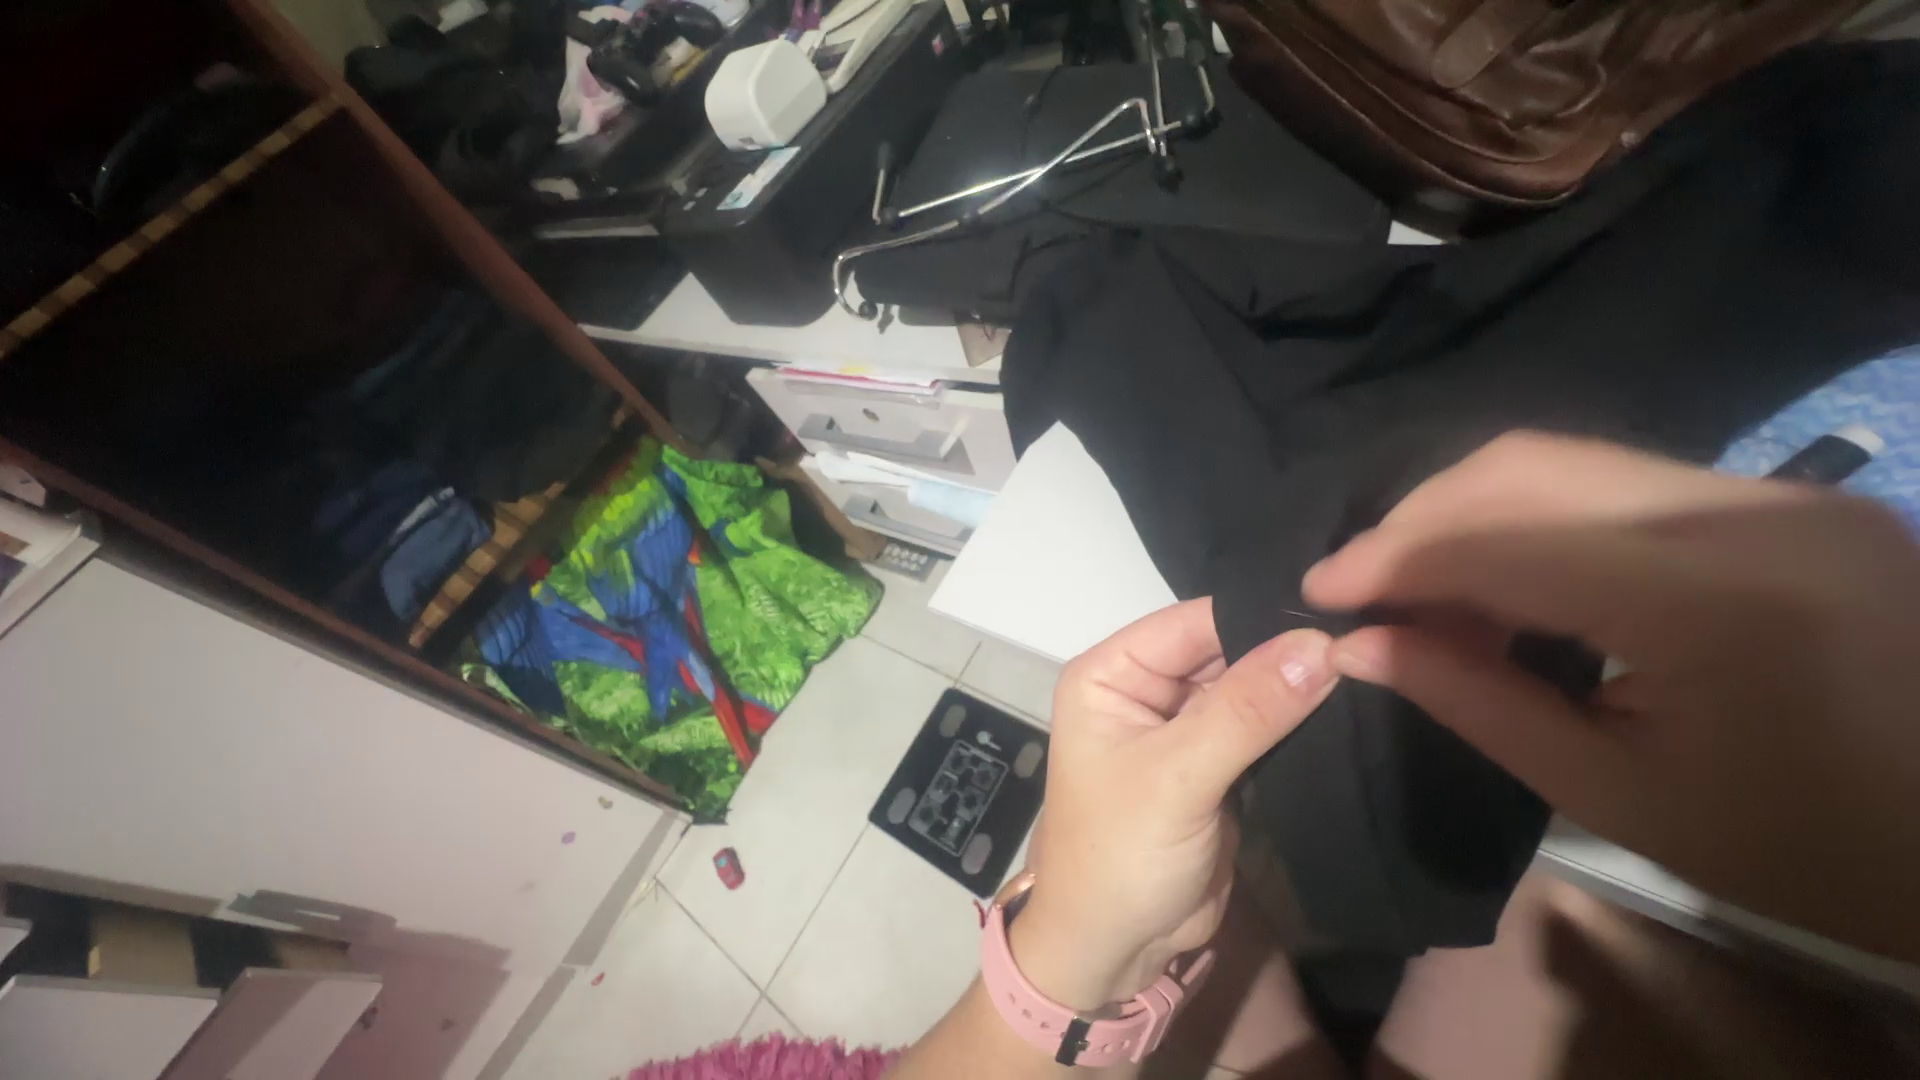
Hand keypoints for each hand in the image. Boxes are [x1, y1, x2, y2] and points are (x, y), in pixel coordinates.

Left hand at [1011, 598, 1339, 1010]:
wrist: (1115, 948)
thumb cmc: (1120, 854)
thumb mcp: (1177, 777)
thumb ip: (1247, 710)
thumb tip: (1321, 645)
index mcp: (1111, 674)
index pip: (1191, 623)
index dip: (1258, 616)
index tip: (1339, 611)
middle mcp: (1143, 689)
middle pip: (1222, 650)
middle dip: (1284, 649)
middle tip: (1372, 637)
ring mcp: (1181, 726)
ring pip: (1246, 687)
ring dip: (1296, 685)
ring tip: (1373, 665)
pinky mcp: (1215, 764)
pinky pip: (1260, 728)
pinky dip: (1295, 722)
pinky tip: (1350, 707)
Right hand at [1301, 432, 1919, 961]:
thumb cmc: (1805, 849)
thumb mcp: (1611, 792)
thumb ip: (1470, 699)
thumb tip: (1353, 644)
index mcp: (1719, 603)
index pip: (1500, 542)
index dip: (1388, 559)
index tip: (1315, 590)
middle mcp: (1747, 513)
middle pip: (1520, 469)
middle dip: (1412, 522)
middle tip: (1359, 587)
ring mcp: (1768, 493)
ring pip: (1553, 459)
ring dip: (1457, 513)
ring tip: (1417, 585)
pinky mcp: (1768, 497)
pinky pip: (1598, 479)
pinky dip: (1514, 516)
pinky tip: (1493, 575)